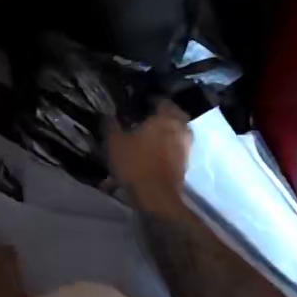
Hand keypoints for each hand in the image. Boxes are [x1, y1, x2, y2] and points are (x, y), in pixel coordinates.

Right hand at [108, 102, 193, 217]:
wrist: (156, 196)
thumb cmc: (136, 163)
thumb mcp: (115, 142)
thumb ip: (112, 124)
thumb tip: (110, 113)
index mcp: (166, 117)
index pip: (162, 100)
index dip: (150, 101)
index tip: (138, 104)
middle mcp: (181, 129)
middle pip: (172, 117)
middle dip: (159, 117)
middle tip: (143, 121)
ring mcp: (186, 147)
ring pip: (174, 134)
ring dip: (163, 134)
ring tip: (147, 140)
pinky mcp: (185, 163)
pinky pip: (174, 149)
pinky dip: (165, 149)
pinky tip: (151, 156)